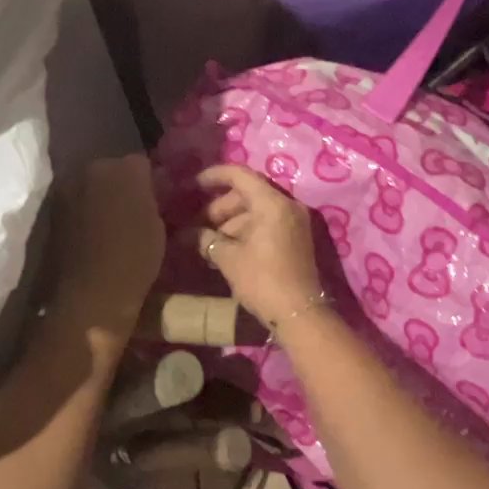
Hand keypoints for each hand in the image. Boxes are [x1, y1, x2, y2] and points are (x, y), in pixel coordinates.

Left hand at [49, 155, 164, 353]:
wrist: (88, 296)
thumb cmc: (133, 260)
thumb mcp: (156, 226)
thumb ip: (147, 199)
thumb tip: (143, 192)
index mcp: (124, 169)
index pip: (140, 163)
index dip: (147, 181)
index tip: (153, 199)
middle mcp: (91, 169)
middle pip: (110, 168)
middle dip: (119, 184)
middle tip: (130, 210)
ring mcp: (66, 188)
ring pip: (89, 185)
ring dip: (98, 197)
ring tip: (109, 224)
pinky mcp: (50, 210)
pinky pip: (74, 203)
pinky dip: (82, 212)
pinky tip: (90, 234)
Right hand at [189, 165, 323, 323]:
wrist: (299, 313)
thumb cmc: (262, 280)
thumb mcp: (229, 259)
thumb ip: (207, 240)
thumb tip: (189, 234)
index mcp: (272, 203)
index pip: (240, 175)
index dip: (215, 176)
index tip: (194, 184)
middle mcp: (287, 206)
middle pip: (248, 194)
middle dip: (221, 207)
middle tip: (199, 225)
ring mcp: (294, 222)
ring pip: (256, 210)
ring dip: (232, 222)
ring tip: (209, 242)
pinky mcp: (295, 239)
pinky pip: (267, 223)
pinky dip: (246, 231)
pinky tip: (227, 249)